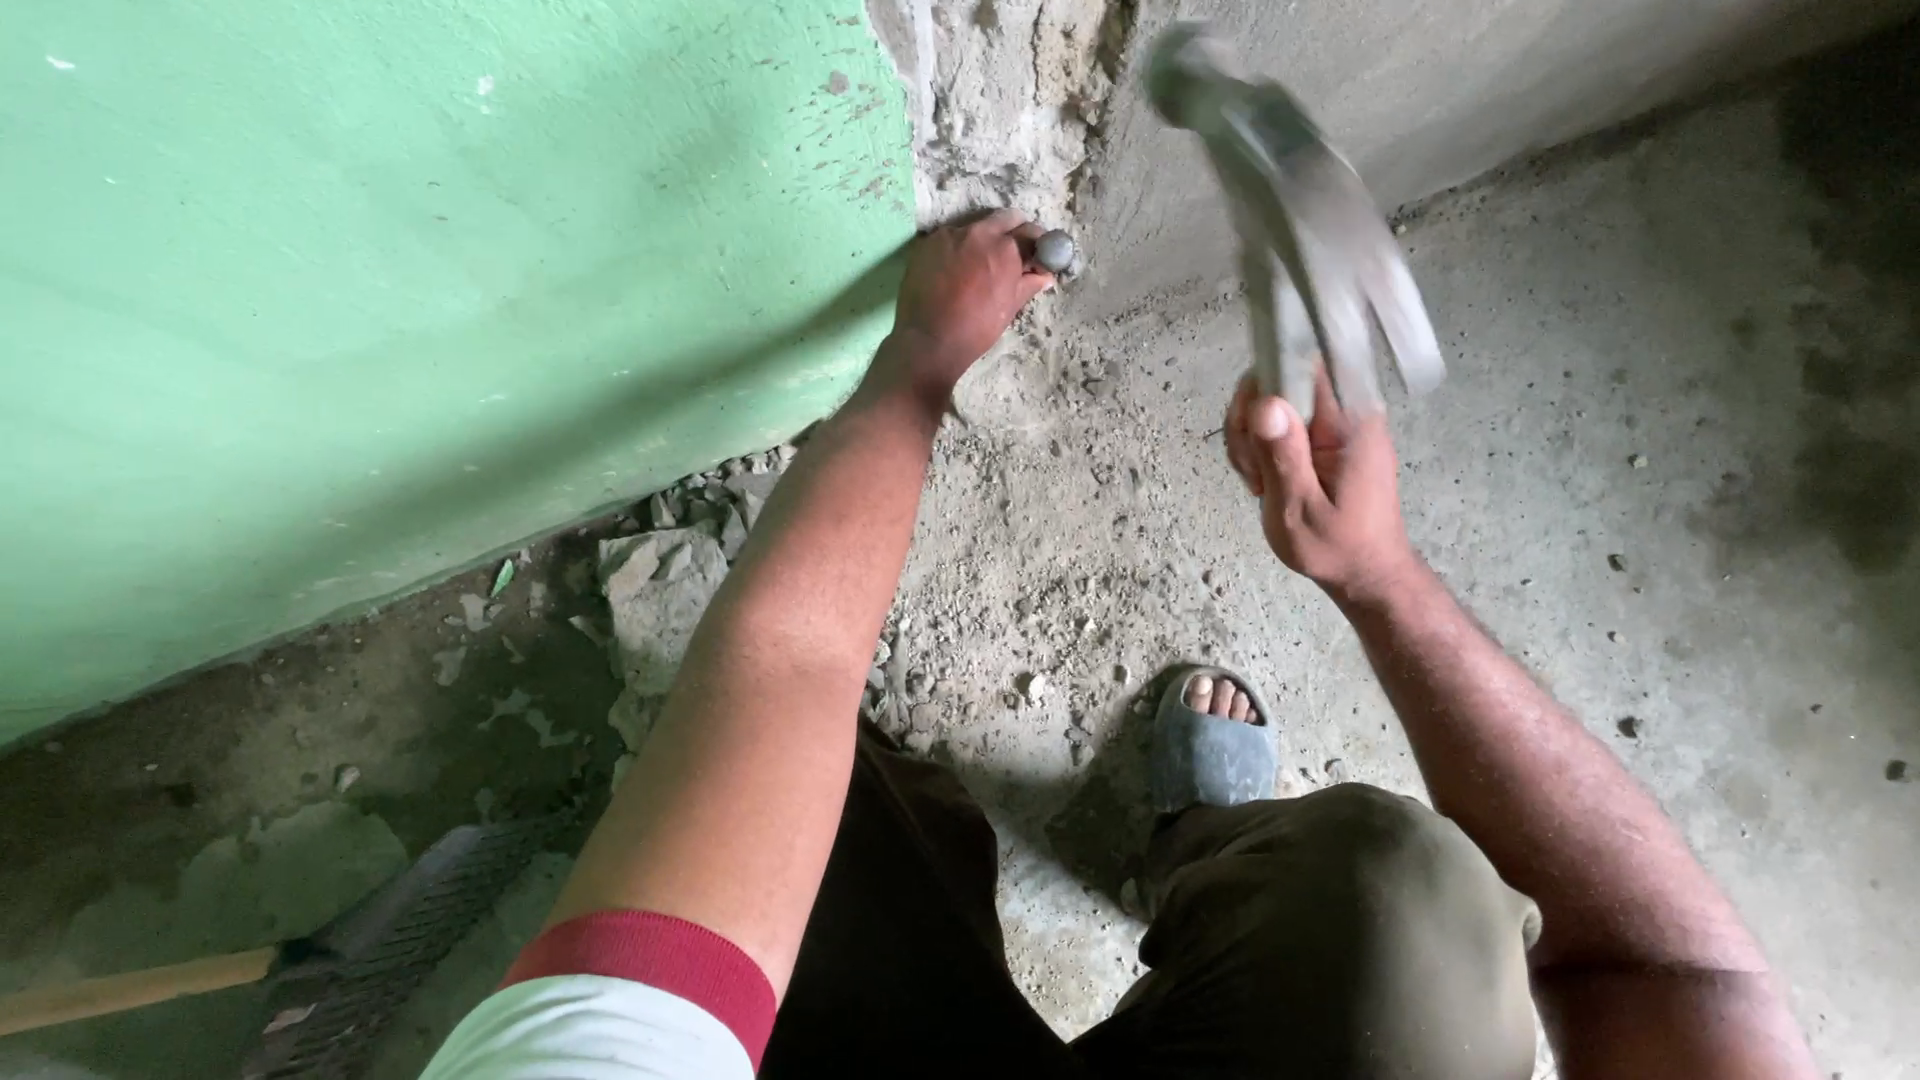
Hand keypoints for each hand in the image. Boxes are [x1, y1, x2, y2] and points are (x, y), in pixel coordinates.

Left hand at [881, 210, 1053, 403]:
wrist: (929, 341)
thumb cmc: (976, 329)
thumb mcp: (1009, 308)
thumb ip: (1028, 284)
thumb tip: (1045, 275)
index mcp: (1005, 248)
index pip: (1030, 232)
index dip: (1037, 245)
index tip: (1037, 256)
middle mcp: (979, 232)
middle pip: (1004, 219)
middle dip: (1013, 232)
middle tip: (1012, 254)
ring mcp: (950, 235)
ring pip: (975, 227)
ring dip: (983, 240)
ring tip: (979, 265)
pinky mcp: (927, 243)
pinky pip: (950, 239)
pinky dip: (958, 249)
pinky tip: (954, 270)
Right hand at [1224, 369, 1420, 602]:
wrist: (1363, 573)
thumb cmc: (1336, 547)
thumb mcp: (1300, 508)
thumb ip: (1283, 455)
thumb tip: (1264, 403)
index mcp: (1349, 421)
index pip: (1304, 363)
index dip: (1266, 382)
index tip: (1250, 428)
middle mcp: (1343, 411)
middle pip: (1278, 380)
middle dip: (1249, 420)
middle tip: (1252, 469)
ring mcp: (1330, 424)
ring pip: (1268, 403)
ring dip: (1248, 439)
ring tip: (1260, 482)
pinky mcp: (1318, 438)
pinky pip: (1274, 424)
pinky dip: (1256, 449)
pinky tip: (1263, 481)